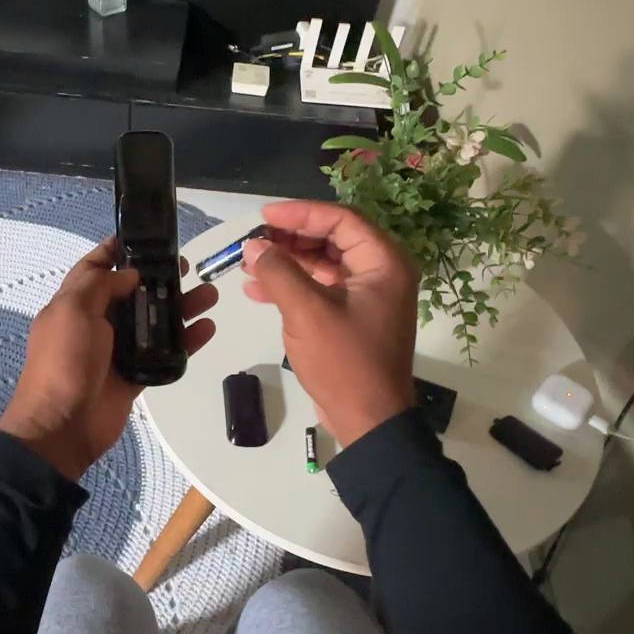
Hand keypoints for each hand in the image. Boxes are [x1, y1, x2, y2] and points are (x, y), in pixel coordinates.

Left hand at [0, 239, 218, 479]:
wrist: (62, 426)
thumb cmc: (63, 361)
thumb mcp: (73, 310)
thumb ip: (101, 285)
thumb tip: (130, 274)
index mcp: (74, 303)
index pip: (95, 267)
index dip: (117, 250)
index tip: (146, 237)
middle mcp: (96, 323)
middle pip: (132, 292)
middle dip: (158, 277)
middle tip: (187, 267)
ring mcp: (117, 350)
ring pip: (154, 321)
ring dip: (180, 307)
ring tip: (209, 294)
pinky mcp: (135, 375)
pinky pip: (165, 353)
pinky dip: (185, 341)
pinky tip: (206, 328)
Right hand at [242, 201, 417, 445]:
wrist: (368, 419)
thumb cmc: (345, 362)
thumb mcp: (307, 312)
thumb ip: (278, 272)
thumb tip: (253, 246)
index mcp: (384, 263)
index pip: (341, 220)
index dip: (300, 213)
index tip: (264, 217)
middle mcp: (381, 273)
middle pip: (332, 239)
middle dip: (290, 238)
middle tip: (254, 240)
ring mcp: (367, 296)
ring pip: (323, 264)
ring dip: (287, 262)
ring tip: (249, 263)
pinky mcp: (352, 317)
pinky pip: (320, 288)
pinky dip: (292, 286)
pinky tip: (258, 290)